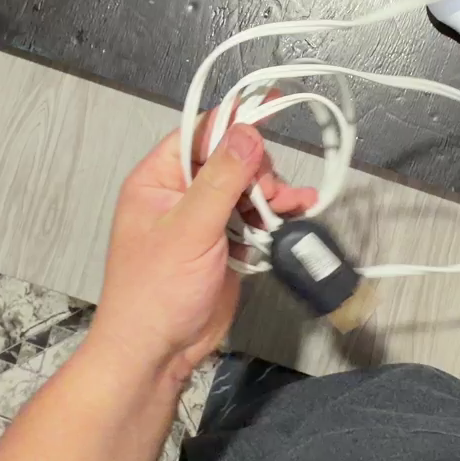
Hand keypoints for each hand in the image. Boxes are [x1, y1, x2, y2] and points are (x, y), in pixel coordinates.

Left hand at [93, 119, 315, 381]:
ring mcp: (206, 220)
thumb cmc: (158, 289)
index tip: (272, 105)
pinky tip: (301, 211)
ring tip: (291, 206)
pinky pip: (256, 218)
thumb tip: (247, 130)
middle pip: (231, 158)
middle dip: (258, 169)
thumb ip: (221, 178)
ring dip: (273, 193)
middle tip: (268, 194)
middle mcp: (182, 193)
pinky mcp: (227, 244)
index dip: (234, 120)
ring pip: (248, 188)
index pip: (199, 134)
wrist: (157, 355)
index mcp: (159, 179)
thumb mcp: (190, 228)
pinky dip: (277, 215)